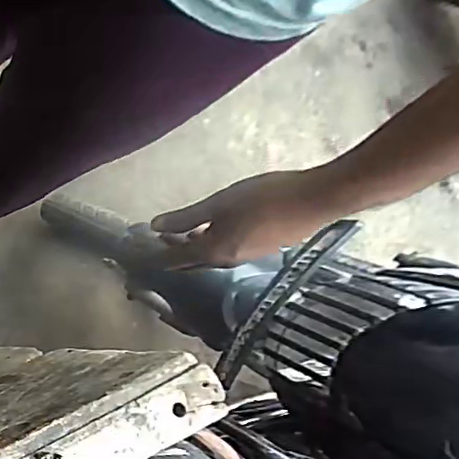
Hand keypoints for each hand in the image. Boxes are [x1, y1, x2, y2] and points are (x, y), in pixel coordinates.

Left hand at [149, 170, 336, 268]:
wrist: (322, 197)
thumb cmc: (267, 197)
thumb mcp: (218, 204)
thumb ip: (185, 218)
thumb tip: (154, 227)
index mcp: (213, 252)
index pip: (172, 261)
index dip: (152, 257)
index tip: (135, 255)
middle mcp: (227, 261)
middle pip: (189, 262)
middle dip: (169, 254)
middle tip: (152, 243)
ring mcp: (247, 257)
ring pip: (208, 257)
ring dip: (190, 248)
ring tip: (175, 234)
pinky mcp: (263, 249)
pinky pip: (226, 251)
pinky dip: (209, 244)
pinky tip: (209, 231)